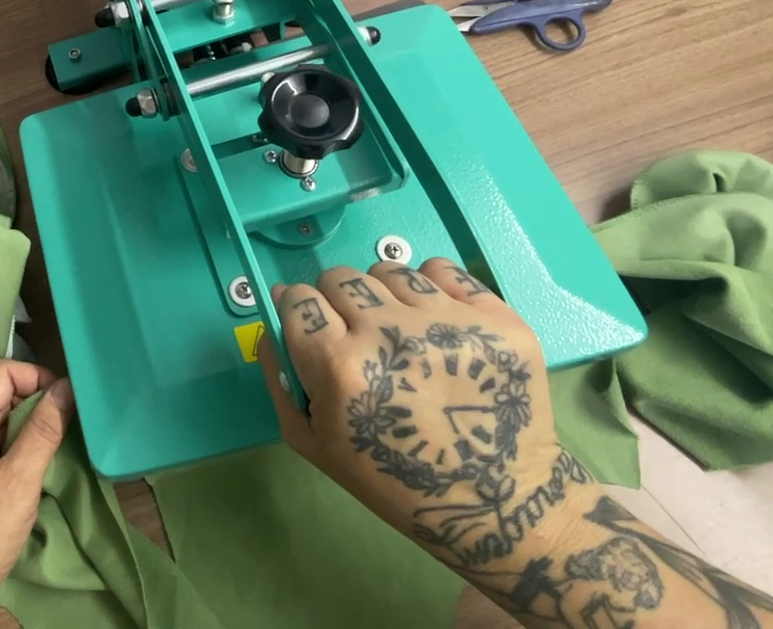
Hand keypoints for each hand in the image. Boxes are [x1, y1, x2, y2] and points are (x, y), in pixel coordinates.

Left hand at [0, 360, 74, 628]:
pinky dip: (16, 444)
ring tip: (57, 445)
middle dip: (36, 400)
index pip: (1, 372)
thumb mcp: (17, 484)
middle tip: (68, 426)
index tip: (69, 402)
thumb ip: (43, 431)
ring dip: (28, 425)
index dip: (37, 378)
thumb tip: (67, 387)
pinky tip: (34, 465)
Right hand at [258, 260, 584, 567]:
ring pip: (388, 270)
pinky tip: (435, 321)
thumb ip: (278, 371)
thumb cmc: (392, 477)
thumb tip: (276, 305)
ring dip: (383, 294)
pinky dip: (431, 287)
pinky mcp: (494, 320)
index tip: (315, 330)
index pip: (299, 298)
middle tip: (358, 336)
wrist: (496, 502)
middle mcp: (391, 335)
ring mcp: (447, 324)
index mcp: (340, 367)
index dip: (301, 313)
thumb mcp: (311, 440)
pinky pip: (441, 269)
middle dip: (337, 302)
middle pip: (340, 277)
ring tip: (400, 331)